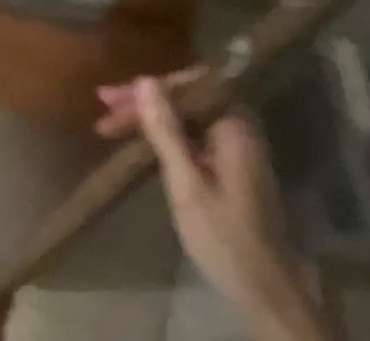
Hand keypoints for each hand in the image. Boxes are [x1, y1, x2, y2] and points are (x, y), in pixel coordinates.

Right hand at [99, 77, 327, 340]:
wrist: (266, 290)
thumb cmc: (224, 237)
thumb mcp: (187, 183)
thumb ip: (166, 130)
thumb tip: (145, 80)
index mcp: (235, 126)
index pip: (188, 86)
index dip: (147, 89)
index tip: (110, 99)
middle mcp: (239, 127)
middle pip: (187, 98)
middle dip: (144, 101)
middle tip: (103, 105)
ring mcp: (236, 146)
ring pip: (187, 116)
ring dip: (151, 117)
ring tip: (112, 121)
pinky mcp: (230, 164)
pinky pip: (193, 134)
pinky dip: (165, 134)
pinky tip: (141, 139)